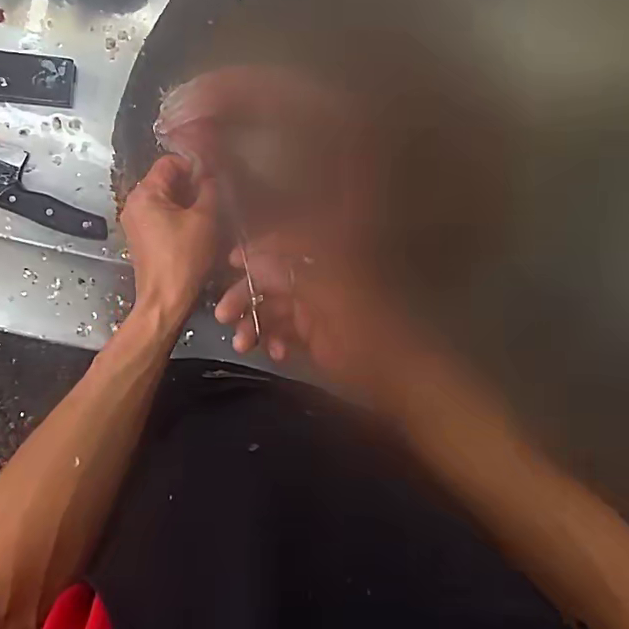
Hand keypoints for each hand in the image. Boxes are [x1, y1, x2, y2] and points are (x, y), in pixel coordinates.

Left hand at [119, 154, 219, 321]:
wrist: (165, 300)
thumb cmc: (184, 260)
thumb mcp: (205, 218)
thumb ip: (209, 189)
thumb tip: (211, 174)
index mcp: (144, 193)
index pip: (169, 162)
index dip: (193, 166)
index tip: (213, 179)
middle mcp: (134, 204)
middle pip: (166, 180)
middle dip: (191, 185)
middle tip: (214, 198)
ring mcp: (135, 221)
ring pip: (165, 198)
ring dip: (188, 202)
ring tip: (208, 215)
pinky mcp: (142, 237)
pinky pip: (161, 216)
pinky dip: (179, 217)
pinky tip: (197, 230)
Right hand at [213, 230, 431, 393]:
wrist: (405, 385)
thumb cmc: (371, 336)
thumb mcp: (330, 300)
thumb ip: (290, 276)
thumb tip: (252, 259)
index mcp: (329, 264)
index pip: (289, 242)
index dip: (259, 249)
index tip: (232, 263)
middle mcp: (320, 281)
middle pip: (274, 277)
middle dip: (247, 294)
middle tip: (223, 315)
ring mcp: (318, 309)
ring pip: (274, 307)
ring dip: (254, 322)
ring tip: (243, 344)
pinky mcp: (315, 337)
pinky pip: (284, 331)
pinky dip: (273, 340)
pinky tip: (274, 354)